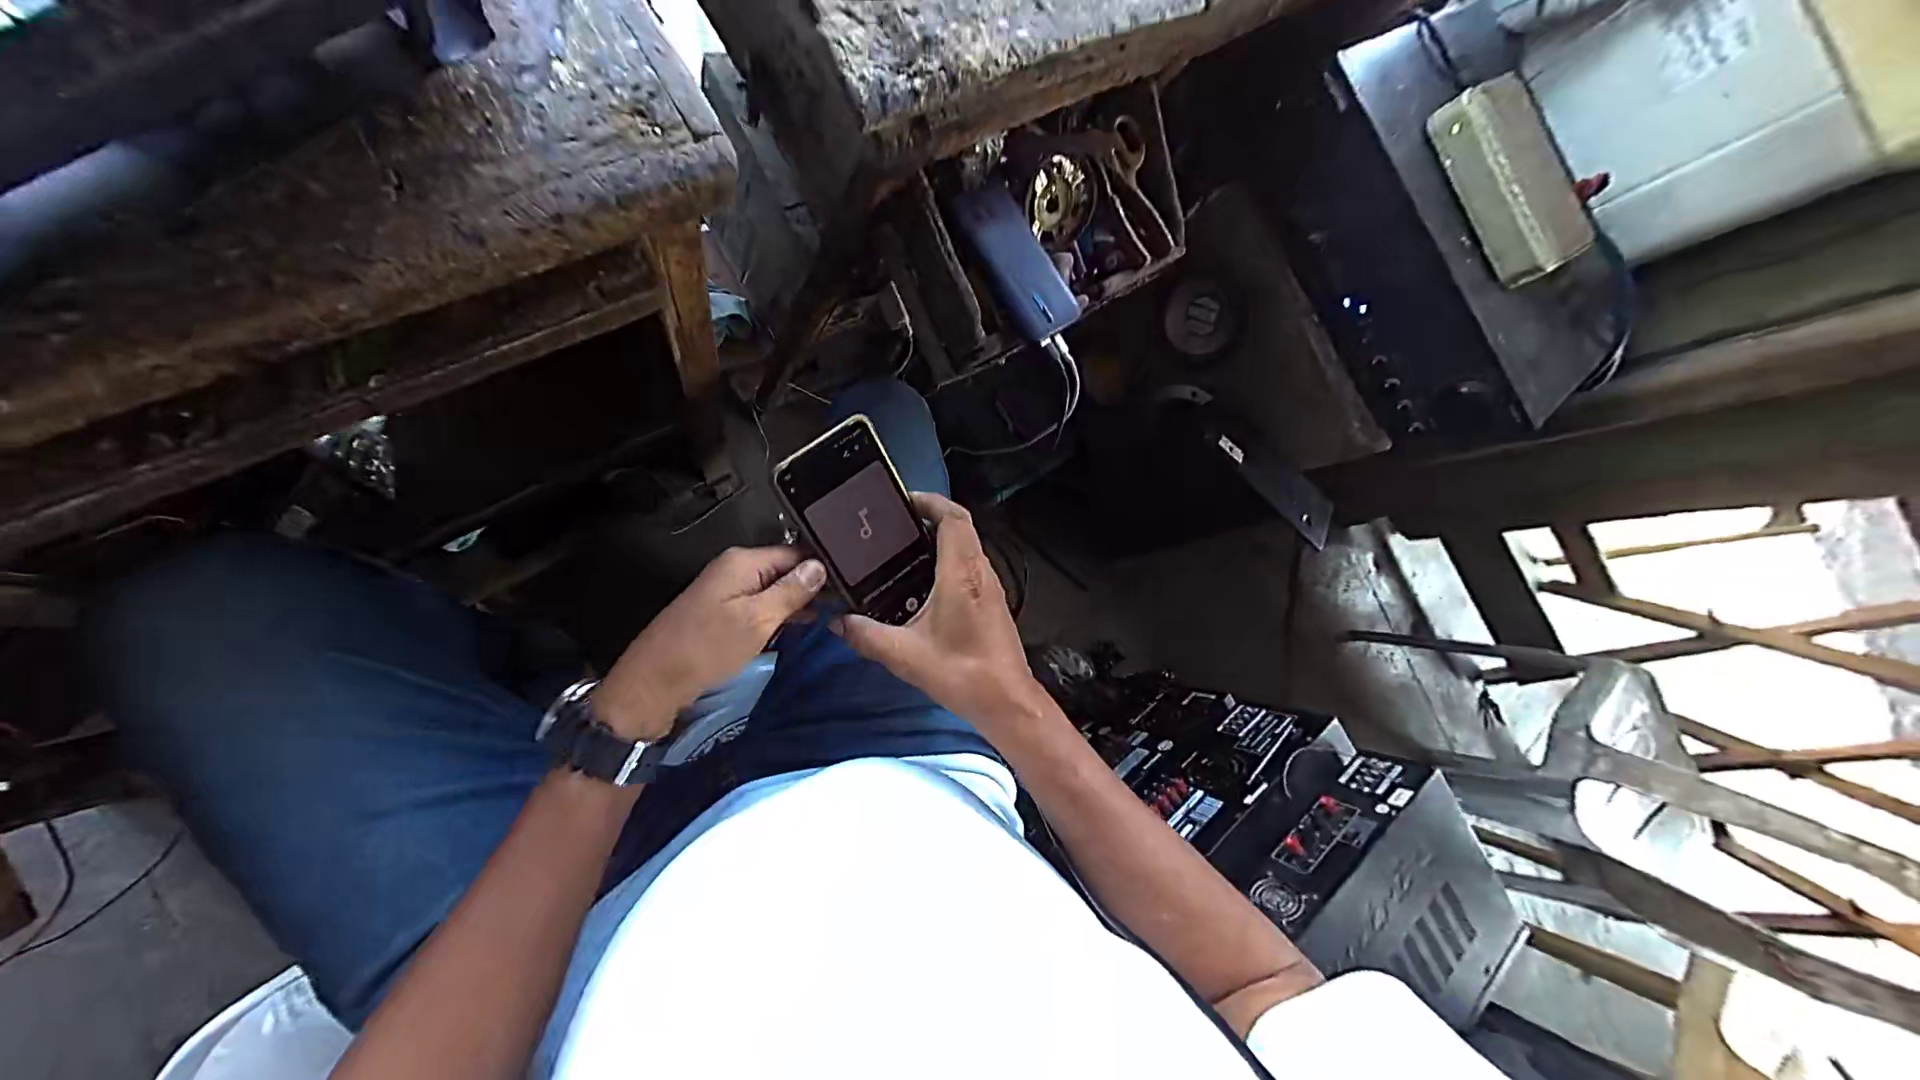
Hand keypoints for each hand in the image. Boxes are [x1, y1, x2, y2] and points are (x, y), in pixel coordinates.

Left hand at [596, 546, 825, 740]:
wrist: (653, 685)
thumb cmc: (706, 650)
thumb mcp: (757, 620)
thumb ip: (791, 591)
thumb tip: (819, 567)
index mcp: (742, 562)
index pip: (796, 553)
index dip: (823, 568)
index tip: (849, 586)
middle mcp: (734, 569)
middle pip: (785, 569)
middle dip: (813, 586)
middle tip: (843, 606)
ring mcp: (727, 591)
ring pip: (774, 589)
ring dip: (798, 602)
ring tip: (829, 617)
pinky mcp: (723, 612)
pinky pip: (760, 605)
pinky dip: (779, 614)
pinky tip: (798, 626)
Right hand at [831, 493, 1052, 739]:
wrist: (1008, 702)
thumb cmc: (963, 673)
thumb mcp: (906, 656)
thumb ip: (868, 636)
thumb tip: (839, 623)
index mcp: (962, 574)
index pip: (953, 518)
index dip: (930, 501)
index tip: (904, 501)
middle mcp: (981, 572)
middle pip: (960, 527)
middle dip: (930, 517)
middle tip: (895, 525)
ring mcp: (990, 586)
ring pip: (967, 546)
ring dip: (940, 539)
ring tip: (902, 549)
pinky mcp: (992, 602)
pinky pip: (970, 566)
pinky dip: (948, 561)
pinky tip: (922, 584)